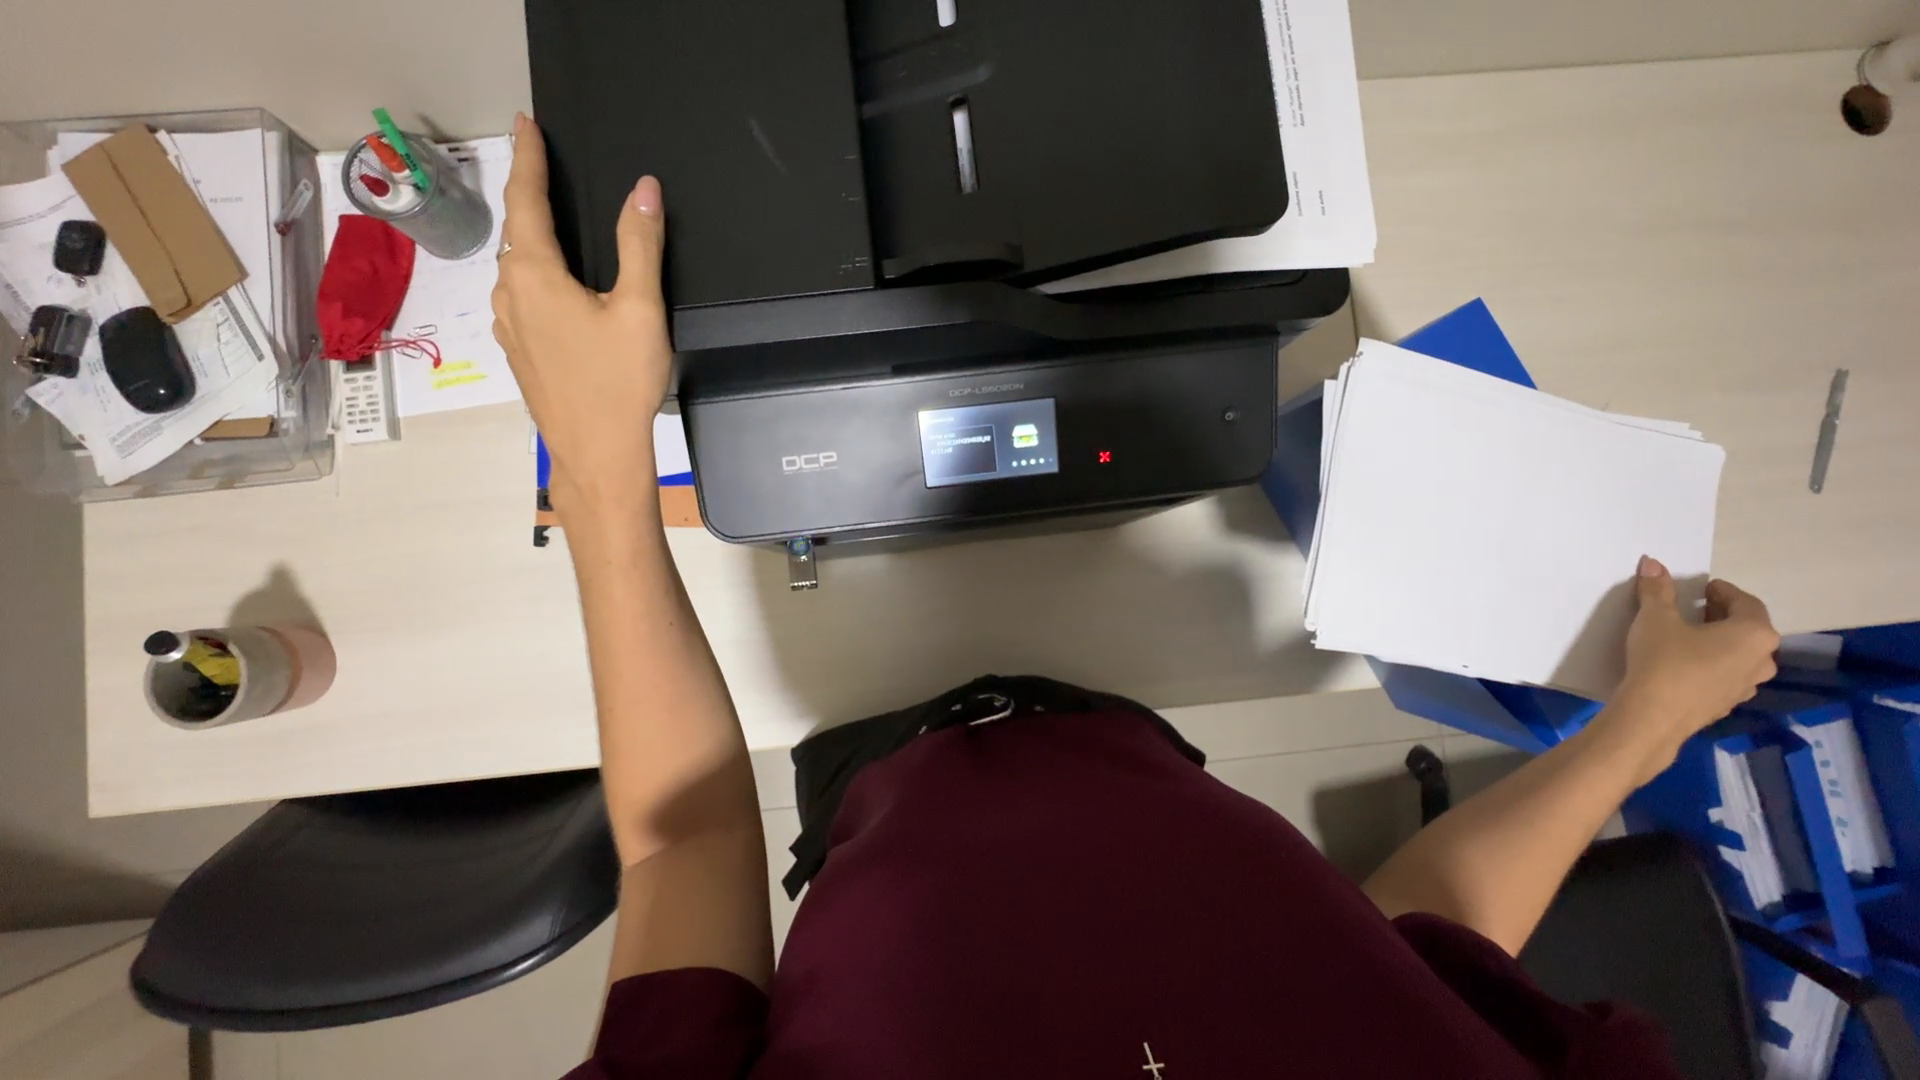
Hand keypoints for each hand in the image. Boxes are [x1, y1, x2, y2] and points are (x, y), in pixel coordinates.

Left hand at [492, 112, 670, 522]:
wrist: (596, 454)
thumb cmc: (620, 382)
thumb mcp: (640, 310)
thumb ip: (639, 246)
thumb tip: (643, 189)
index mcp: (535, 275)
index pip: (527, 199)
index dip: (528, 158)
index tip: (525, 123)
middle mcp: (510, 295)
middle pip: (518, 234)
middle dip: (531, 199)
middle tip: (546, 170)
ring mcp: (510, 328)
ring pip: (517, 269)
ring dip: (534, 242)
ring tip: (557, 228)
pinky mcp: (520, 353)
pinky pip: (523, 298)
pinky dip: (537, 277)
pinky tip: (559, 290)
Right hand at [1603, 555, 1780, 783]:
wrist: (1654, 715)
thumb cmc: (1663, 659)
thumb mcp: (1655, 618)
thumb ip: (1657, 590)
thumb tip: (1652, 562)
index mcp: (1753, 633)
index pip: (1746, 602)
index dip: (1723, 591)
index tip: (1702, 587)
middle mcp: (1762, 659)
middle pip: (1748, 629)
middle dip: (1722, 616)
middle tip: (1694, 608)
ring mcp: (1748, 685)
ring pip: (1739, 655)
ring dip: (1719, 642)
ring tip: (1689, 637)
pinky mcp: (1727, 703)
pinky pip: (1726, 674)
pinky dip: (1711, 663)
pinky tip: (1684, 664)